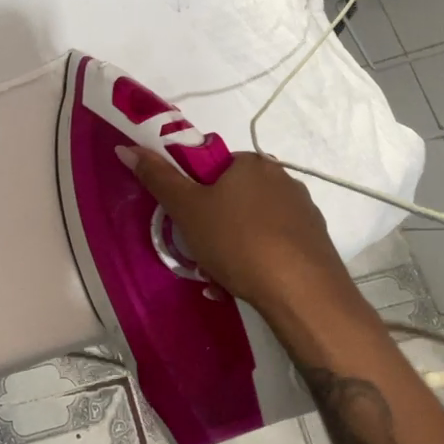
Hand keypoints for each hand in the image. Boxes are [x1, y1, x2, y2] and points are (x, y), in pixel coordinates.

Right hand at [117, 148, 352, 313]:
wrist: (303, 295)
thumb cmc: (238, 242)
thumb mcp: (186, 208)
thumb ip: (157, 176)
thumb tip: (127, 147)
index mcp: (251, 162)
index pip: (211, 165)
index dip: (193, 190)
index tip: (187, 217)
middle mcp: (282, 178)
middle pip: (232, 193)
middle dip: (212, 219)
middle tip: (199, 247)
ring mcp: (304, 210)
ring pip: (252, 219)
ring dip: (233, 239)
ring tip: (221, 272)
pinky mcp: (316, 240)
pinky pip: (275, 240)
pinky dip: (258, 254)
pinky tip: (248, 278)